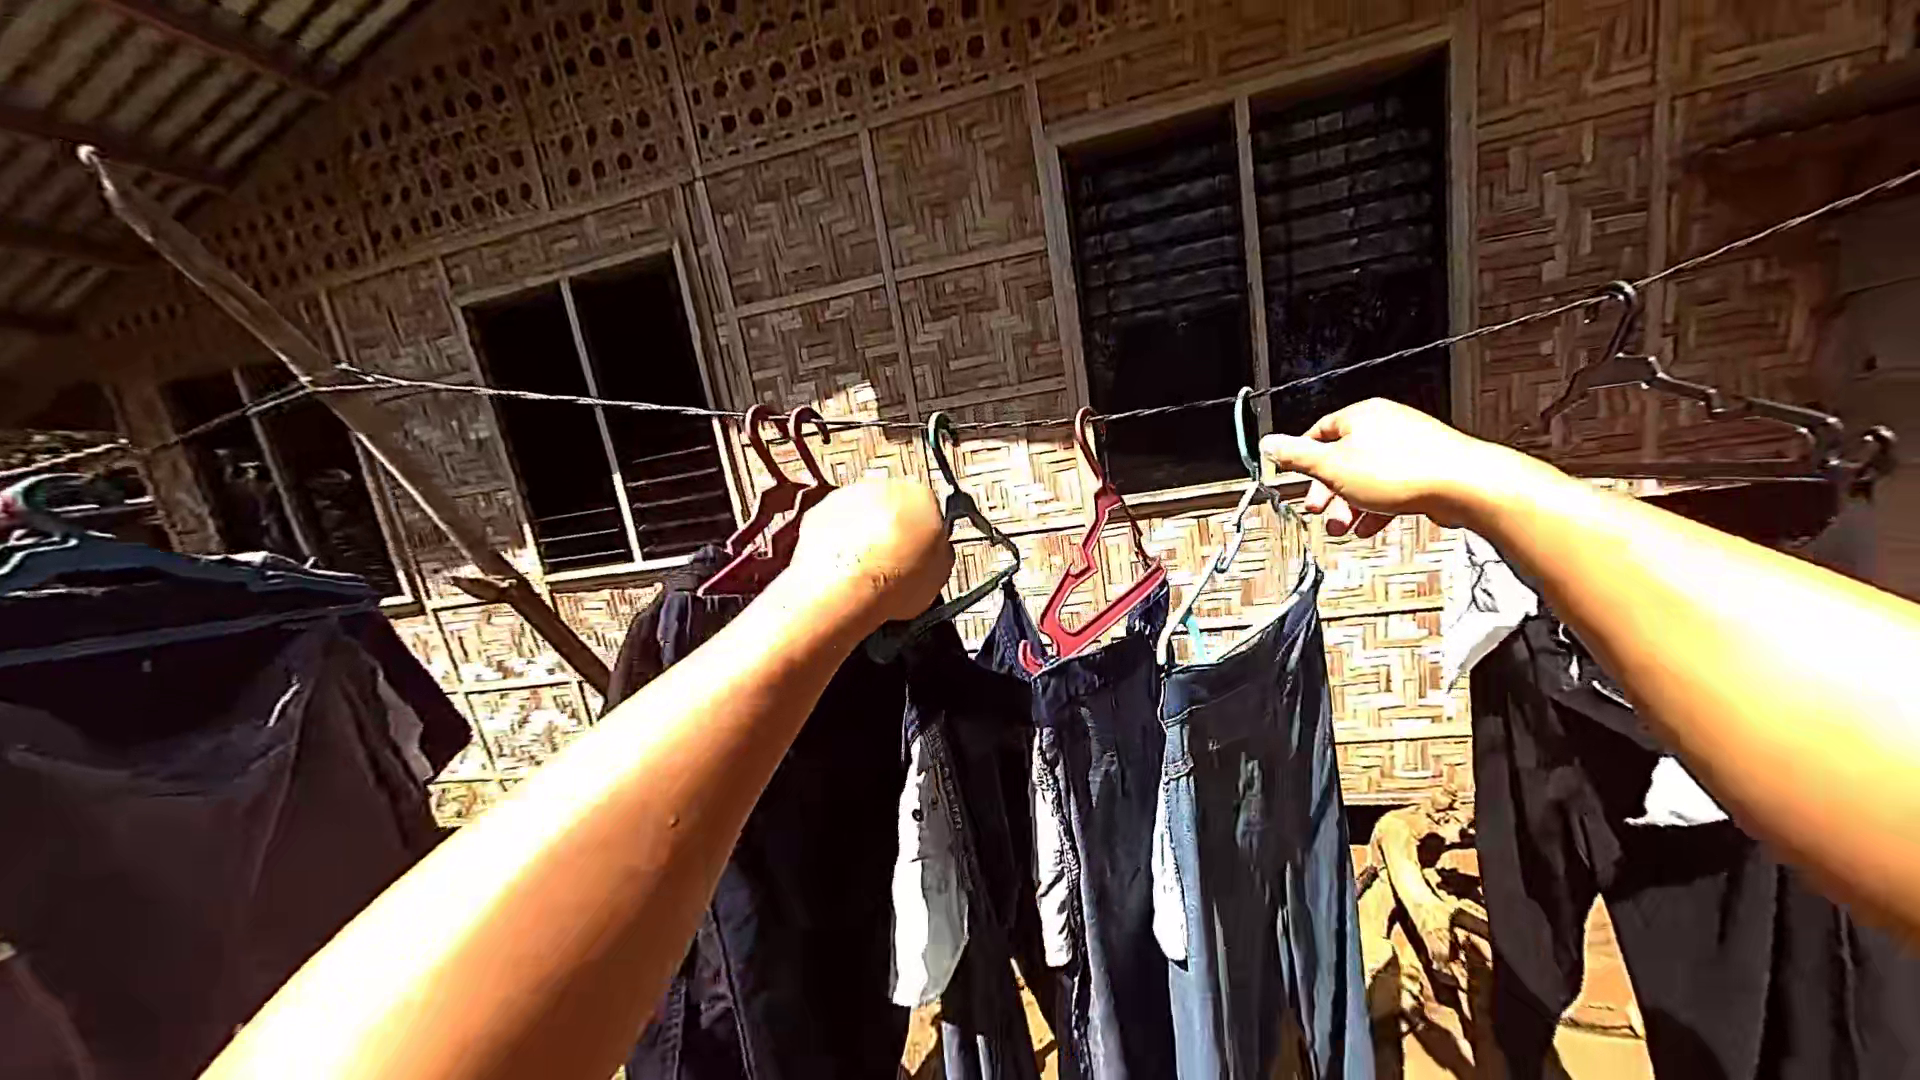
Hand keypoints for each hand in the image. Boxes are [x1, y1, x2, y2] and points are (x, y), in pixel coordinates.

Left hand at [787, 479, 953, 623]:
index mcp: (921, 495)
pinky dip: (837, 542)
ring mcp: (848, 496)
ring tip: (864, 571)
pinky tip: (842, 568)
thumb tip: (937, 552)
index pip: (929, 508)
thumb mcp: (939, 573)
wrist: (845, 590)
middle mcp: (883, 486)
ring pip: (861, 513)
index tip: (920, 553)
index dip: (925, 534)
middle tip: (893, 563)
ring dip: (863, 534)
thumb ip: (939, 551)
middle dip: (892, 530)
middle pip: (893, 506)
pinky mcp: (818, 512)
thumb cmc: (893, 581)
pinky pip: (833, 525)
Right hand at [1261, 399, 1544, 537]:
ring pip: (1365, 478)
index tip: (1294, 477)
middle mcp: (1386, 426)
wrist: (1466, 487)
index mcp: (1361, 417)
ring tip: (1345, 526)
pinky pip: (1390, 488)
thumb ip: (1295, 456)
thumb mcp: (1330, 466)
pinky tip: (1370, 525)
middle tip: (1319, 508)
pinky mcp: (1427, 470)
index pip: (1317, 434)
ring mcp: (1409, 447)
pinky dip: (1376, 508)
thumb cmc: (1404, 471)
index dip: (1302, 460)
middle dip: (1328, 491)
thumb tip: (1268, 443)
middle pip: (1341, 460)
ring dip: (1350, 505)